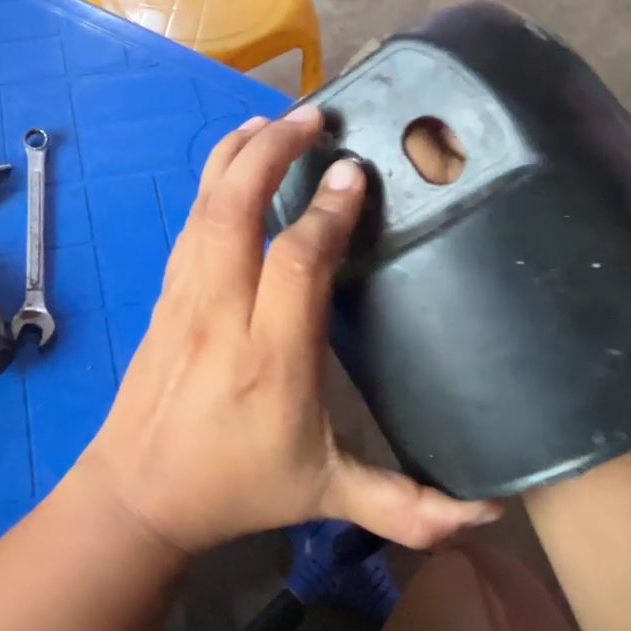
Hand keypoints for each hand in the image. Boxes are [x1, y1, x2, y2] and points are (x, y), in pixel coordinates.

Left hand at [71, 105, 500, 556]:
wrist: (139, 492)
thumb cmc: (236, 487)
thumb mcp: (325, 497)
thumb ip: (407, 506)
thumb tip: (490, 514)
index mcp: (270, 359)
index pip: (296, 264)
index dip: (326, 213)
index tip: (355, 172)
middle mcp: (222, 314)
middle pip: (237, 212)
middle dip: (272, 154)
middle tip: (313, 116)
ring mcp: (185, 299)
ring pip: (205, 210)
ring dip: (237, 156)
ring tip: (273, 120)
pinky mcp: (165, 295)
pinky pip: (189, 225)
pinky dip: (210, 182)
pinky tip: (231, 160)